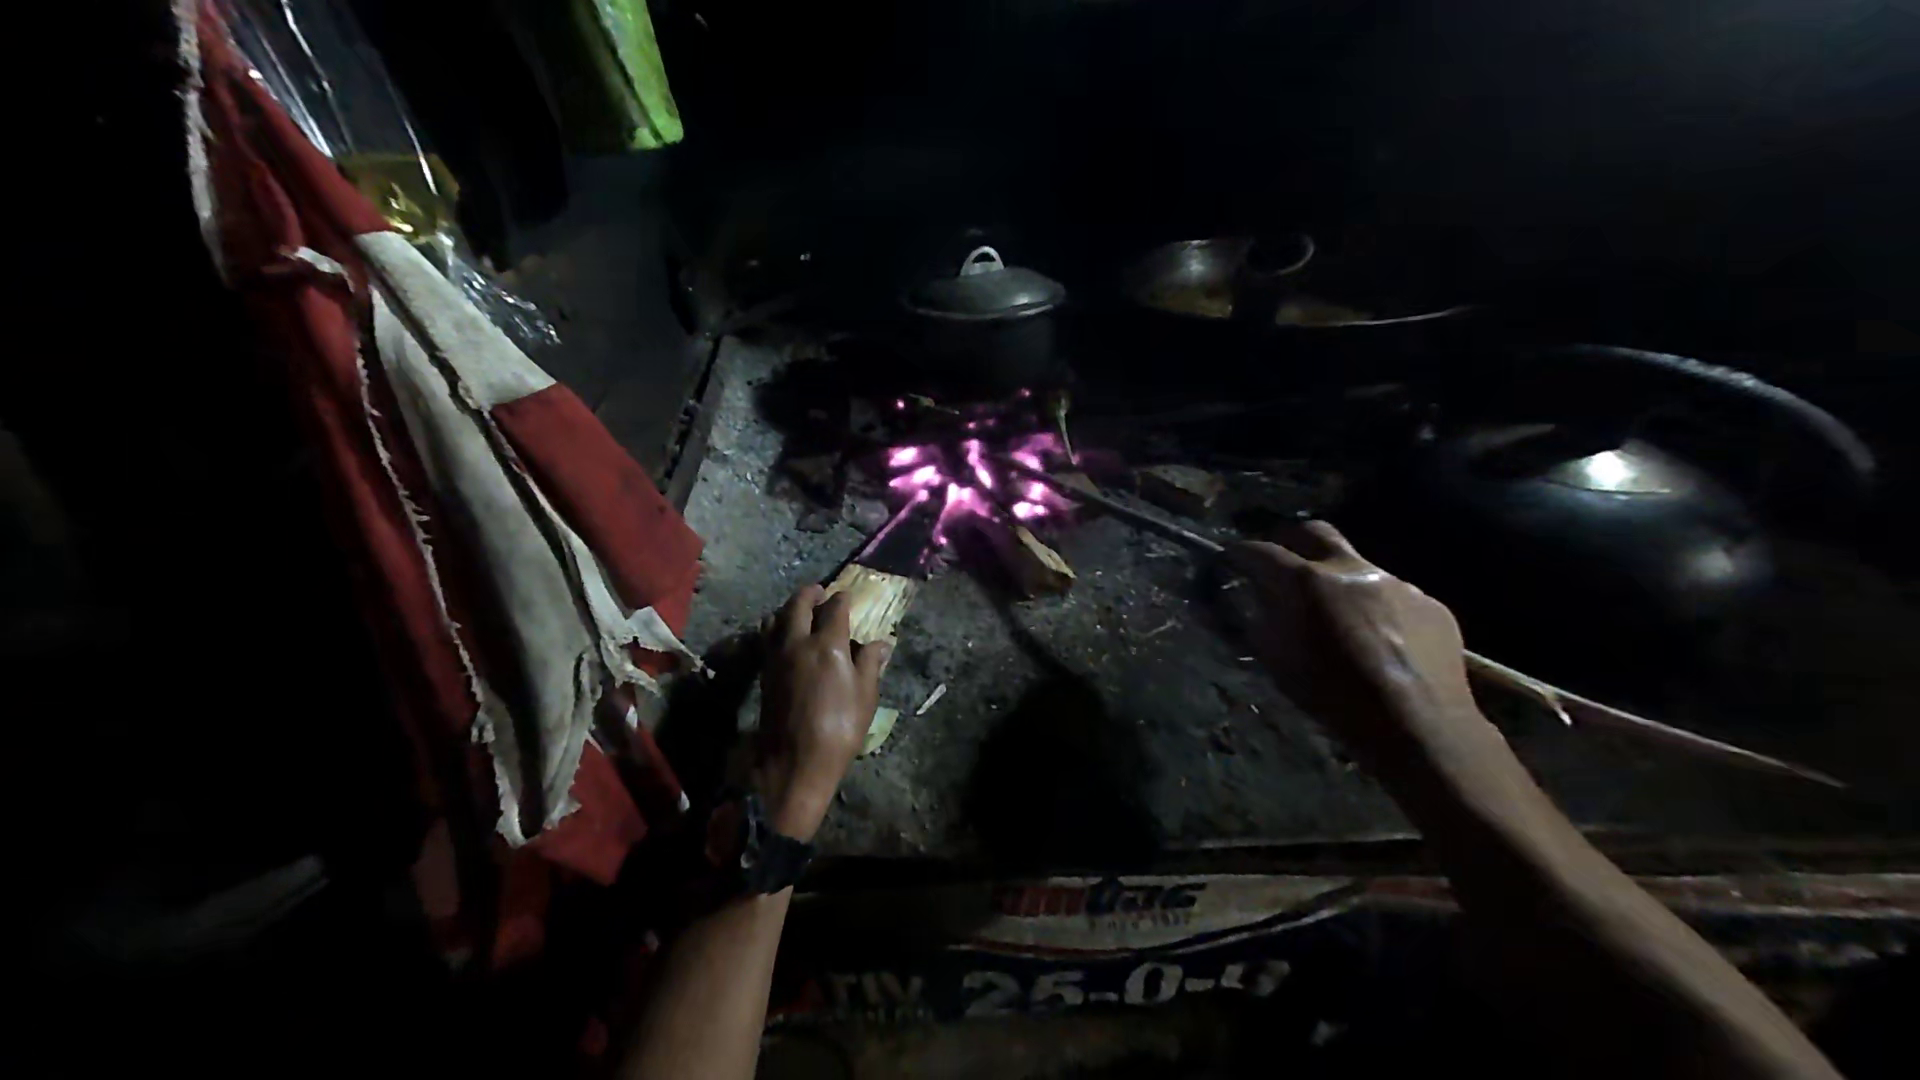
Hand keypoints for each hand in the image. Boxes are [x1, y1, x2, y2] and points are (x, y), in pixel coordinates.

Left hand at [755, 586, 891, 841]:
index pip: (834, 609)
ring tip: (800, 610)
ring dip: (788, 608)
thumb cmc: (839, 729)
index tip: (847, 596)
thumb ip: (870, 663)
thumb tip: (881, 643)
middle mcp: (797, 643)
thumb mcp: (865, 696)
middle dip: (810, 593)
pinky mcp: (764, 672)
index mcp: (827, 645)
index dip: (843, 599)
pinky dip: (776, 626)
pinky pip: (767, 637)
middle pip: (798, 605)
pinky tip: (786, 635)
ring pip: (776, 618)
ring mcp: (776, 656)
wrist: (795, 762)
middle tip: (820, 591)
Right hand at [1227, 522, 1480, 772]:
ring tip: (1334, 615)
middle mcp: (1352, 569)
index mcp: (1307, 583)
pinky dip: (1373, 605)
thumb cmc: (1334, 697)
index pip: (1261, 551)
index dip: (1239, 553)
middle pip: (1313, 532)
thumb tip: (1246, 598)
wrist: (1419, 727)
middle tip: (1280, 565)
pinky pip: (1391, 593)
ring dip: (1335, 580)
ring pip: (1355, 565)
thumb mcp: (1276, 661)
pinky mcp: (1429, 603)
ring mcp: (1396, 583)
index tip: (1230, 558)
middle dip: (1289, 541)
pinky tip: (1376, 638)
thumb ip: (1257, 621)